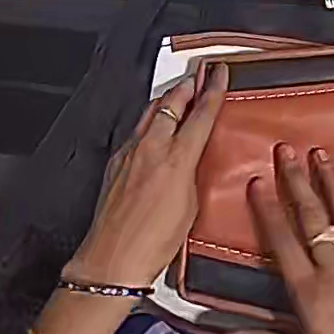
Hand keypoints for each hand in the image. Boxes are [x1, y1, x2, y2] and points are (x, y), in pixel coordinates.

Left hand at [63, 66, 228, 287]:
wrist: (113, 260)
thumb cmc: (154, 242)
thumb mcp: (191, 206)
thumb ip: (193, 172)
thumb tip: (193, 156)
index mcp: (177, 158)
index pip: (201, 113)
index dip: (213, 90)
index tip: (219, 73)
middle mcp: (152, 148)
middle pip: (172, 102)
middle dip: (188, 86)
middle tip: (199, 75)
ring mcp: (131, 152)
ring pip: (151, 112)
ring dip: (168, 99)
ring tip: (179, 93)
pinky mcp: (116, 162)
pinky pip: (136, 130)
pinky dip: (149, 121)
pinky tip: (153, 126)